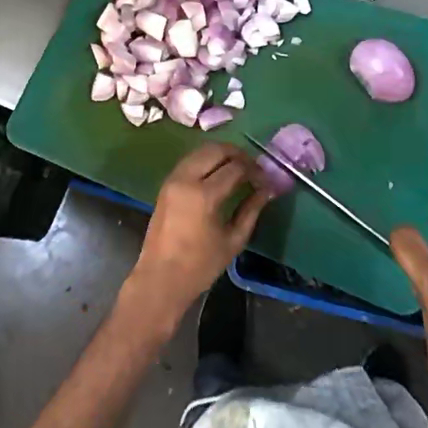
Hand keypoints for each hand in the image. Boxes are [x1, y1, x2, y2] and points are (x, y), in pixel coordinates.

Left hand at [125, 144, 271, 319]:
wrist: (160, 278)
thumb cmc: (200, 265)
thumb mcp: (233, 240)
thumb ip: (251, 210)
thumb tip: (267, 190)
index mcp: (204, 195)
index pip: (236, 167)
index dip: (255, 171)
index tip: (265, 181)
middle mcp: (186, 179)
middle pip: (216, 150)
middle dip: (238, 154)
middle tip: (253, 168)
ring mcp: (173, 178)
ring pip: (201, 150)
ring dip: (221, 154)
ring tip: (238, 169)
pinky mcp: (166, 183)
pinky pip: (190, 160)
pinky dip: (206, 160)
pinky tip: (218, 173)